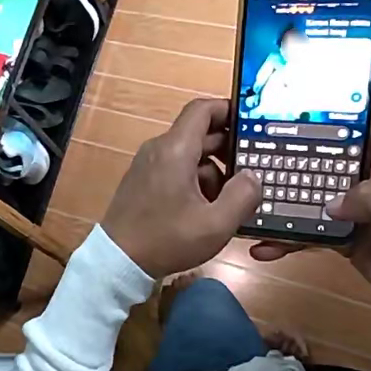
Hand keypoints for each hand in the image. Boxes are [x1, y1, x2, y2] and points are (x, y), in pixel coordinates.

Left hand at [102, 98, 260, 278]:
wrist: (118, 260)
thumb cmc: (167, 239)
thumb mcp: (215, 224)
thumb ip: (242, 196)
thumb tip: (252, 176)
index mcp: (176, 149)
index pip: (203, 109)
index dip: (229, 110)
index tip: (251, 125)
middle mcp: (159, 149)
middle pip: (200, 134)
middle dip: (228, 150)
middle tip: (252, 170)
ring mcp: (148, 164)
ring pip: (190, 154)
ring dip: (213, 171)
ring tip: (230, 201)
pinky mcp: (143, 180)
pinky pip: (176, 168)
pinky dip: (195, 180)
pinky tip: (206, 209)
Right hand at [250, 100, 370, 336]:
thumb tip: (328, 202)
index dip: (360, 96)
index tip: (323, 82)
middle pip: (336, 153)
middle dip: (304, 143)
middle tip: (259, 133)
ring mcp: (358, 211)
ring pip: (317, 193)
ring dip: (288, 192)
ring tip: (250, 189)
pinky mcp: (347, 239)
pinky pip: (313, 234)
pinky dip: (289, 240)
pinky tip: (262, 246)